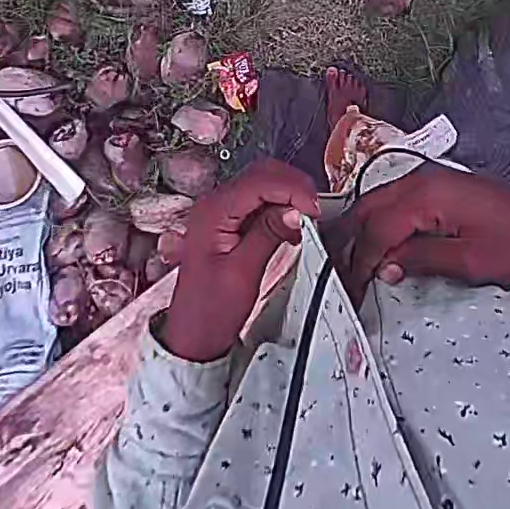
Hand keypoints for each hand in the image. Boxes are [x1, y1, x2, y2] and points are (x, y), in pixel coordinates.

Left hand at [158, 157, 319, 362]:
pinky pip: (259, 202)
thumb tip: (295, 209)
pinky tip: (293, 226)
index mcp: (213, 211)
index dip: (291, 189)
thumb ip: (268, 234)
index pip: (258, 182)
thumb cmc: (211, 308)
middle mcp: (215, 203)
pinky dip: (280, 207)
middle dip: (292, 186)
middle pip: (260, 175)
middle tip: (316, 210)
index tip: (315, 208)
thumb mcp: (243, 272)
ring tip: (309, 218)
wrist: (193, 333)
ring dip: (288, 194)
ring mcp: (221, 211)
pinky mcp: (230, 222)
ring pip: (261, 184)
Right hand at [327, 166, 509, 305]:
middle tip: (338, 273)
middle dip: (350, 242)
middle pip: (365, 209)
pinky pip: (388, 201)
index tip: (352, 287)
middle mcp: (415, 180)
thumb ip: (421, 259)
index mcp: (424, 195)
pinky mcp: (429, 185)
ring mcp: (421, 179)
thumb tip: (384, 267)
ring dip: (359, 232)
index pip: (377, 229)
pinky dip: (374, 222)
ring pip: (373, 203)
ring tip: (350, 261)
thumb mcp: (471, 259)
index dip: (362, 260)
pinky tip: (372, 242)